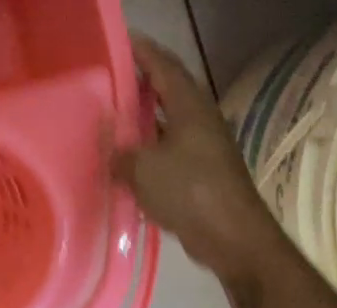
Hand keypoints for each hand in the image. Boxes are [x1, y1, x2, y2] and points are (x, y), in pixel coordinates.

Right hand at [112, 37, 283, 282]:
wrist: (229, 234)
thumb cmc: (189, 192)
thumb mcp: (143, 169)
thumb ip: (120, 153)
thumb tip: (106, 145)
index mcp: (189, 106)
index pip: (163, 66)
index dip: (142, 52)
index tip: (119, 44)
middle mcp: (198, 119)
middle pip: (166, 94)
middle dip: (138, 88)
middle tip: (107, 89)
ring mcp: (202, 147)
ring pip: (165, 127)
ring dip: (141, 125)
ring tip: (111, 128)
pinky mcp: (200, 175)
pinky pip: (167, 155)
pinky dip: (147, 155)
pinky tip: (127, 167)